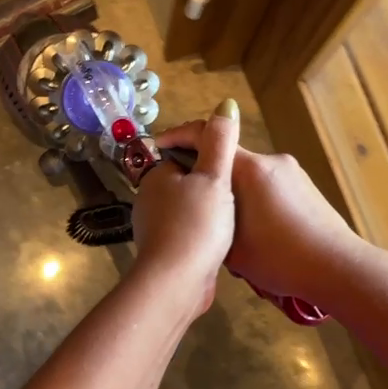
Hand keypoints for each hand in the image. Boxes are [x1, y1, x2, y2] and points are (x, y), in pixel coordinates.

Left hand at [131, 100, 239, 317]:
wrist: (177, 283)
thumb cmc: (196, 225)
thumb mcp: (215, 177)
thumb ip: (221, 142)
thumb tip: (225, 105)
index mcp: (156, 177)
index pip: (180, 156)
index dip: (206, 159)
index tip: (229, 168)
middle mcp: (149, 201)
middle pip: (184, 185)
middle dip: (208, 188)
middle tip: (237, 195)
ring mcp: (154, 230)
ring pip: (186, 212)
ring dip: (208, 214)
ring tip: (234, 219)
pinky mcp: (164, 254)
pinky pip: (187, 236)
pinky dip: (203, 237)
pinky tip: (222, 243)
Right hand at [156, 121, 366, 311]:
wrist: (338, 268)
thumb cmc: (279, 259)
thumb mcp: (229, 244)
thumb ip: (209, 216)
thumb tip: (196, 205)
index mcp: (248, 169)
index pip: (206, 136)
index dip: (177, 138)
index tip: (159, 148)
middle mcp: (270, 161)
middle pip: (226, 158)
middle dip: (205, 175)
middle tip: (189, 202)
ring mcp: (291, 172)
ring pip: (247, 175)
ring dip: (230, 191)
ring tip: (222, 226)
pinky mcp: (305, 187)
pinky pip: (267, 186)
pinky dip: (252, 200)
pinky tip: (253, 231)